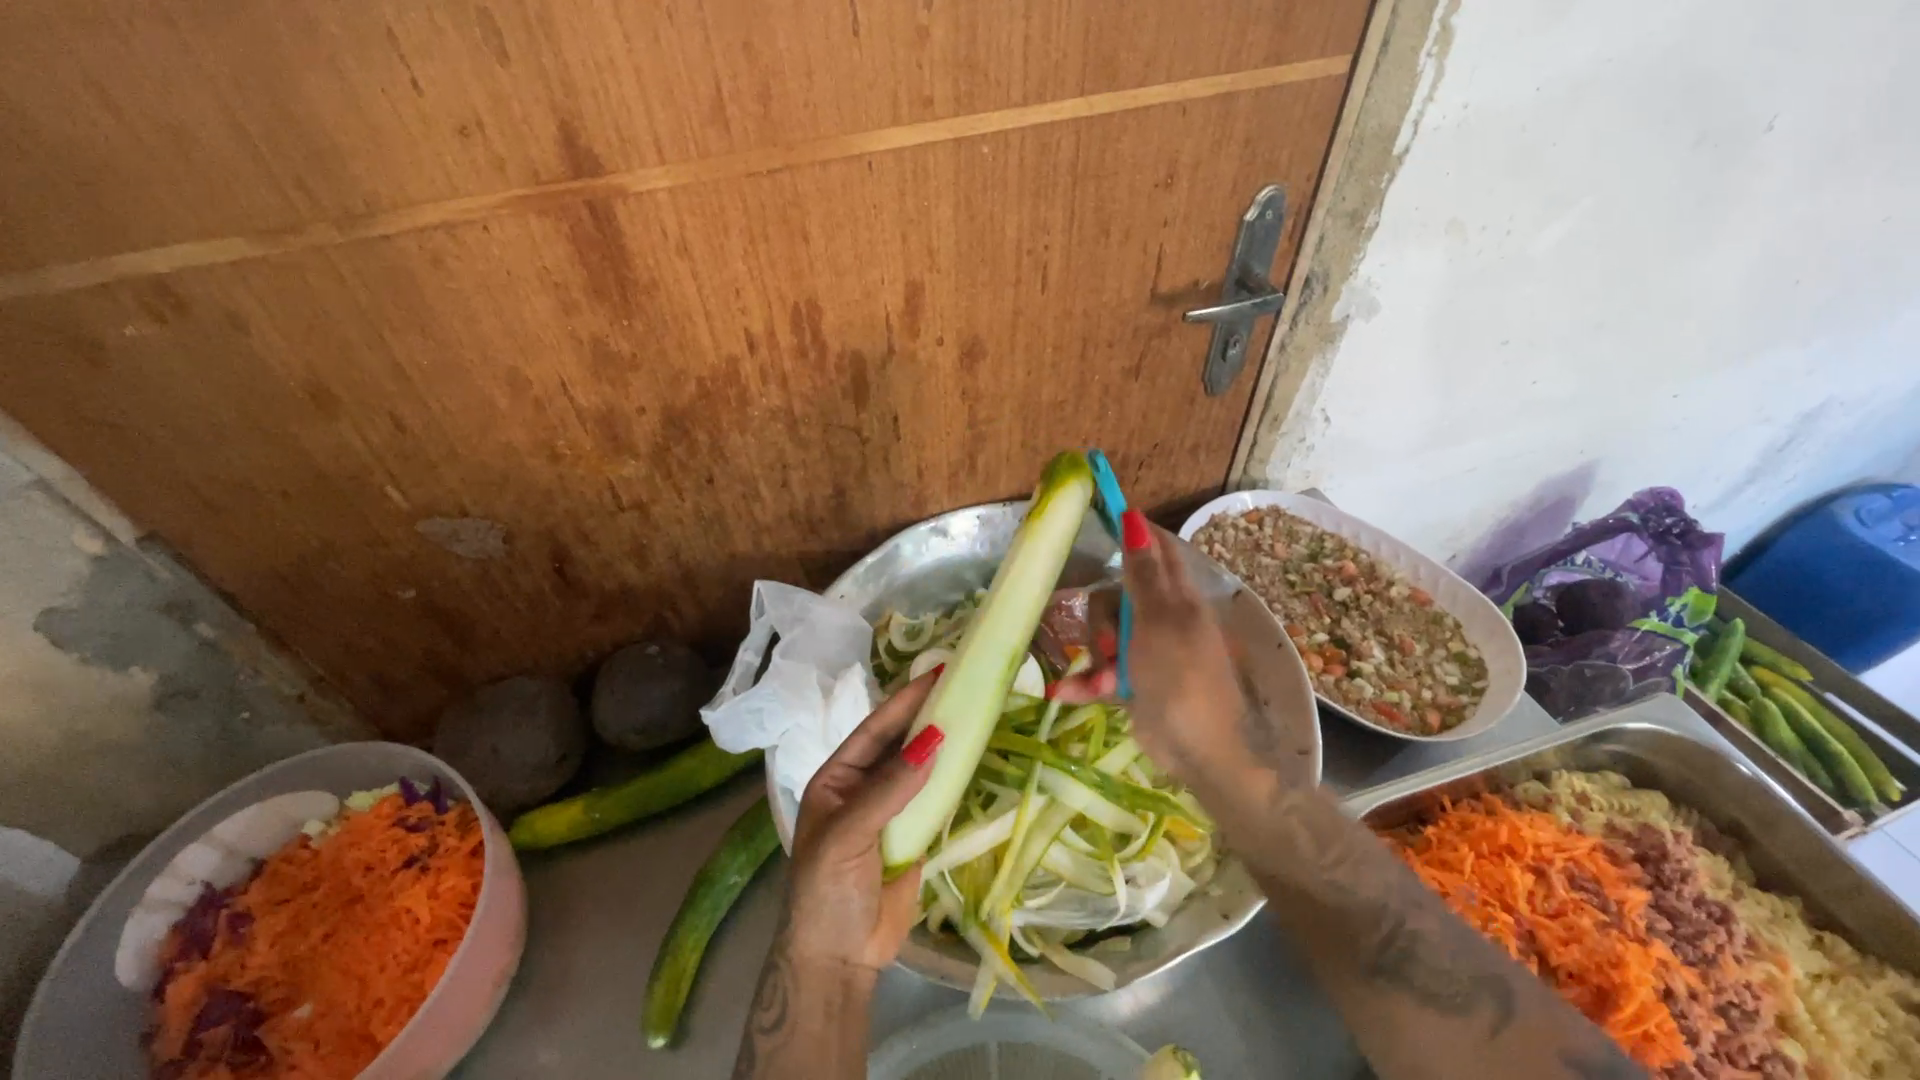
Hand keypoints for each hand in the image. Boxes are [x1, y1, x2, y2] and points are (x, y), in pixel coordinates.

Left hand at [785, 668, 944, 974]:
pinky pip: (936, 799)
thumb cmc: (827, 891)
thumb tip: (933, 740)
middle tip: (964, 685)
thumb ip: (889, 789)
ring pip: (921, 768)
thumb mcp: (848, 835)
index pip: (874, 730)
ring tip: (976, 713)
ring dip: (943, 745)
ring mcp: (891, 811)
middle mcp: (864, 787)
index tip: (935, 673)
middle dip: (927, 716)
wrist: (839, 957)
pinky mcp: (915, 835)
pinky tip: (974, 759)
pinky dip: (953, 780)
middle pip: (900, 744)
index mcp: (837, 779)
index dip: (903, 701)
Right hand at [1052, 512, 1281, 786]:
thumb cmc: (1183, 679)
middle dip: (1101, 620)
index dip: (1130, 534)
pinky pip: (1101, 672)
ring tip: (1104, 682)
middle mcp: (1163, 619)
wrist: (1198, 752)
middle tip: (1108, 645)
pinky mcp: (1134, 683)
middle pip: (1116, 596)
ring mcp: (1148, 652)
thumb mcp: (1159, 621)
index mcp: (1178, 598)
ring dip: (1095, 658)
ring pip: (1104, 636)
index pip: (1155, 550)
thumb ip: (1143, 573)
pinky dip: (1087, 682)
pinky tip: (1067, 693)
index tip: (1098, 522)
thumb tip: (1135, 517)